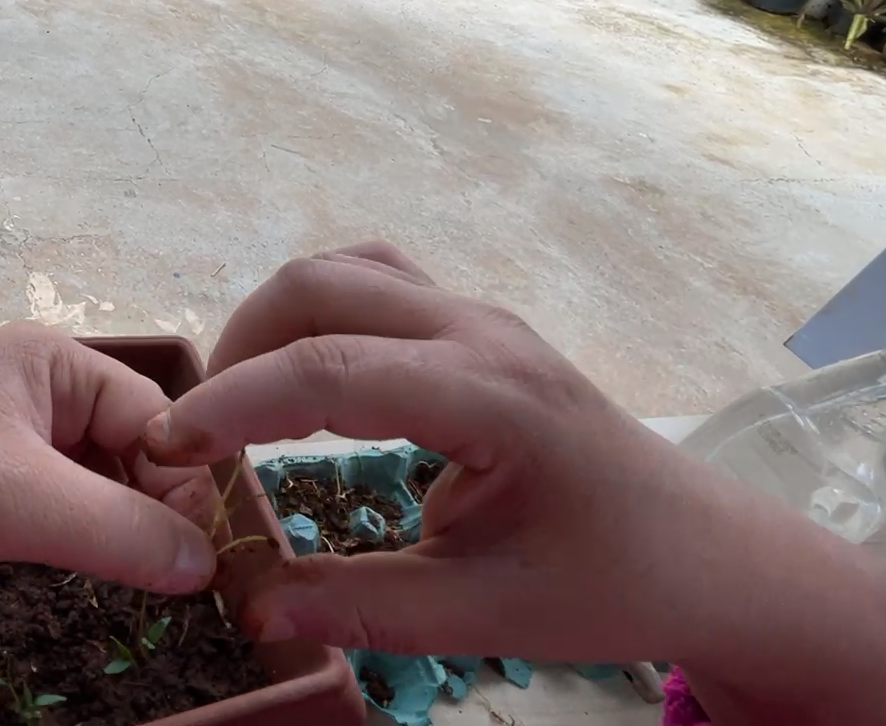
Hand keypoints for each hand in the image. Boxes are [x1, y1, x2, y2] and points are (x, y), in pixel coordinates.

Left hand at [0, 323, 218, 614]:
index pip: (150, 413)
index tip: (208, 548)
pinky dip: (83, 536)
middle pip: (128, 445)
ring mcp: (11, 437)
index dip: (182, 477)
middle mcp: (36, 389)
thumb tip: (205, 563)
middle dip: (153, 503)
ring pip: (96, 480)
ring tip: (150, 577)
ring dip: (119, 524)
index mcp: (49, 361)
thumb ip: (118, 528)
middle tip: (183, 572)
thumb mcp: (19, 497)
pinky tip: (99, 568)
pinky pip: (60, 505)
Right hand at [137, 243, 885, 666]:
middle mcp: (472, 326)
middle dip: (237, 349)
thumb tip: (251, 608)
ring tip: (244, 390)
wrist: (712, 549)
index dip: (232, 402)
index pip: (326, 373)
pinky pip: (366, 272)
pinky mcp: (463, 312)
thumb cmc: (611, 582)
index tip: (173, 444)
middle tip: (209, 424)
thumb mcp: (487, 616)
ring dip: (268, 320)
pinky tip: (302, 354)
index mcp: (486, 396)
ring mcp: (470, 307)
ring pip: (335, 270)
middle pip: (314, 288)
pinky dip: (310, 304)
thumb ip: (360, 607)